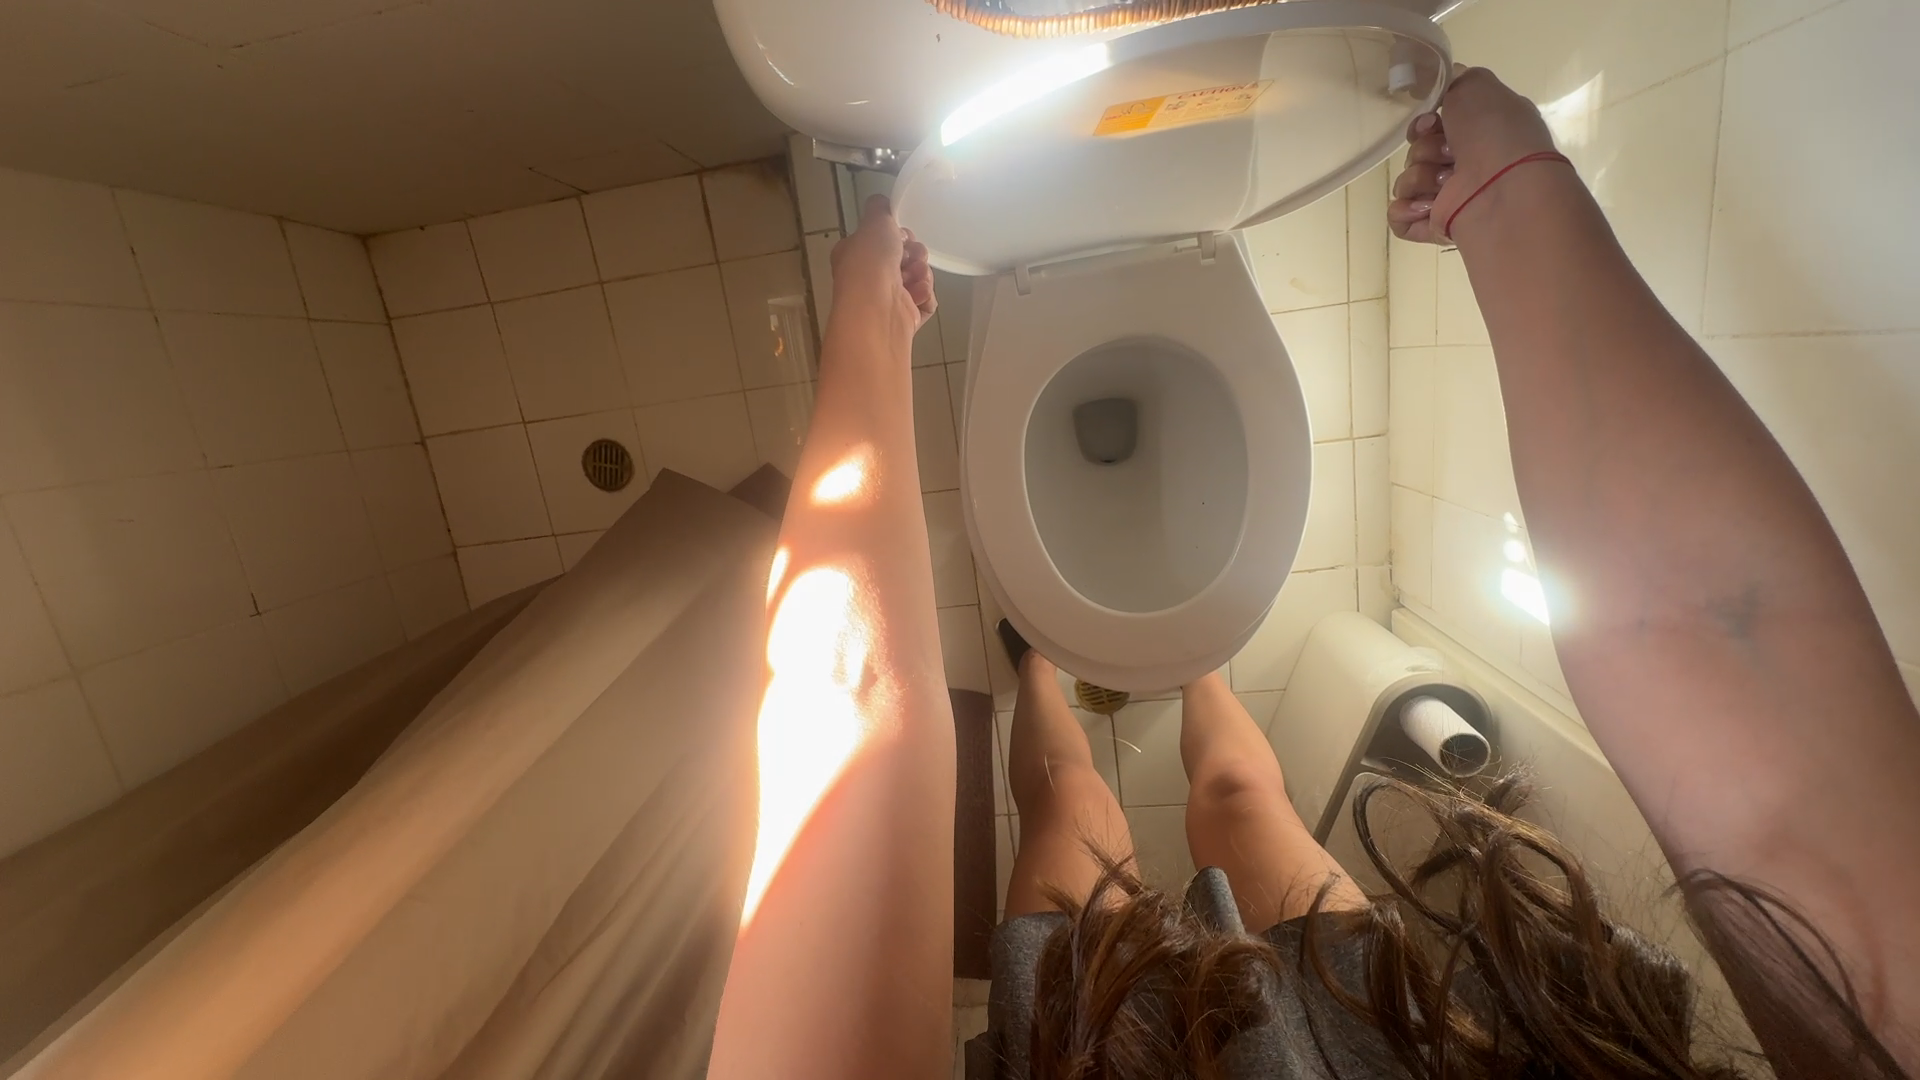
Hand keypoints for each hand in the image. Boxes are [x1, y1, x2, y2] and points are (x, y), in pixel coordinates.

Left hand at [831, 195, 937, 331]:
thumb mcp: (873, 222)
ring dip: (922, 275)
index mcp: (855, 256)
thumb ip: (880, 209)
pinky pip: (924, 302)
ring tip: (917, 279)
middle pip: (903, 259)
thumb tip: (883, 204)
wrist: (877, 311)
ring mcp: (887, 302)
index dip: (898, 235)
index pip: (882, 240)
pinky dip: (925, 297)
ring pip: (916, 280)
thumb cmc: (870, 265)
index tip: (904, 235)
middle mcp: (869, 280)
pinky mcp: (904, 321)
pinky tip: (919, 296)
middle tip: (914, 257)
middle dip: (914, 255)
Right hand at [1389, 67, 1558, 244]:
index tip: (1431, 124)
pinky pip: (1397, 215)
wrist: (1499, 185)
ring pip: (1405, 184)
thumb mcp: (1477, 86)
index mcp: (1475, 134)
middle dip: (1423, 152)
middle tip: (1447, 155)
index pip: (1429, 128)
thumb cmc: (1493, 133)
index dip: (1423, 124)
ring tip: (1444, 183)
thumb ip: (1454, 80)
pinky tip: (1427, 206)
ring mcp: (1445, 197)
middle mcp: (1461, 165)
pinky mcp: (1430, 225)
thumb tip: (1438, 85)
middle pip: (1415, 154)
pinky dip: (1406, 210)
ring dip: (1418, 180)